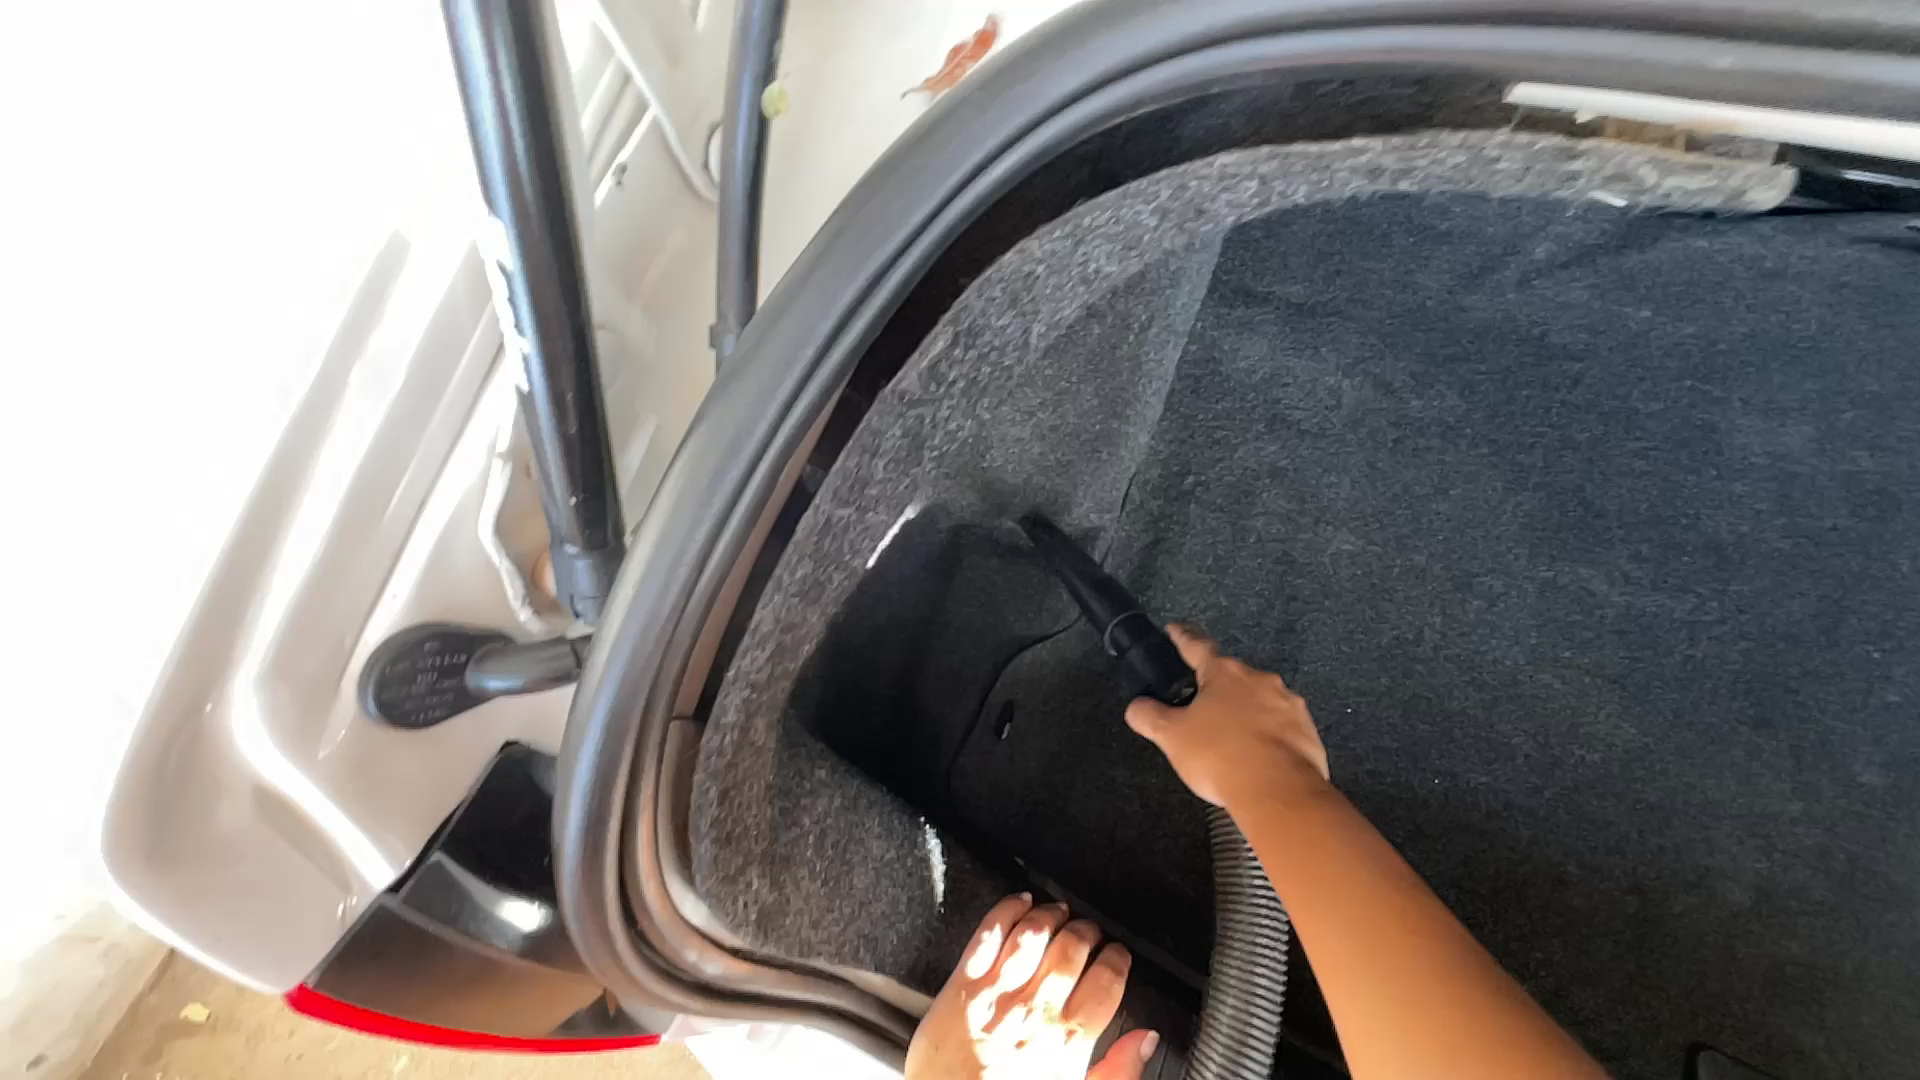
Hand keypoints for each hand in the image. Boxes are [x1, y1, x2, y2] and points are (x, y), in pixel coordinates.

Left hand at [906, 893, 1158, 1079]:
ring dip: (1052, 914)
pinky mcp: (964, 983)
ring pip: (1034, 931)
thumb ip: (1117, 1071)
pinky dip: (1007, 909)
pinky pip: (989, 932)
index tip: (1118, 953)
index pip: (1107, 980)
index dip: (1118, 958)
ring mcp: (997, 992)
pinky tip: (1020, 902)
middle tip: (1090, 931)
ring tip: (1060, 912)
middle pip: (1072, 946)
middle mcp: (1035, 1009)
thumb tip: (1146, 1038)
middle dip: (1088, 930)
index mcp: (1067, 1041)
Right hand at [1124, 625, 1329, 808]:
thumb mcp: (1171, 736)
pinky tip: (1255, 758)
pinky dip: (1266, 736)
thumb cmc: (1221, 756)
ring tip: (1229, 741)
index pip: (1197, 646)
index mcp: (1224, 673)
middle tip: (1200, 708)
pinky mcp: (1307, 732)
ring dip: (1244, 714)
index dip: (1182, 638)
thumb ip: (1149, 716)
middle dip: (1216, 689)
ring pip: (1259, 702)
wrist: (1279, 793)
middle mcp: (1260, 680)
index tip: (1175, 630)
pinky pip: (1281, 727)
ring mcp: (1289, 705)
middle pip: (1231, 676)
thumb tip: (1137, 707)